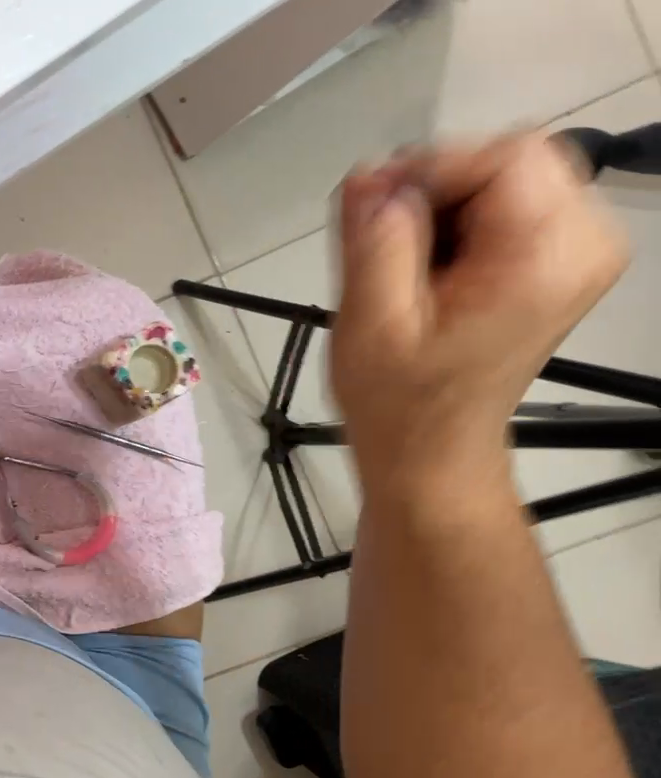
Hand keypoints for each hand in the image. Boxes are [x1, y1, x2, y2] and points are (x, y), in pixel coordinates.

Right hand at [331, 136, 629, 495]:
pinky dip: (458, 221)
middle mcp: (584, 241)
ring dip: (442, 205)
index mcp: (546, 257)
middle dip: (436, 186)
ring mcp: (580, 249)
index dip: (430, 167)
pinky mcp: (560, 259)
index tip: (368, 206)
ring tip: (397, 260)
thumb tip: (365, 177)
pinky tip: (422, 265)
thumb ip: (374, 243)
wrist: (430, 447)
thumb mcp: (370, 322)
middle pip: (517, 160)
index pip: (507, 156)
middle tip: (375, 236)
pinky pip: (512, 205)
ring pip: (512, 177)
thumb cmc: (397, 398)